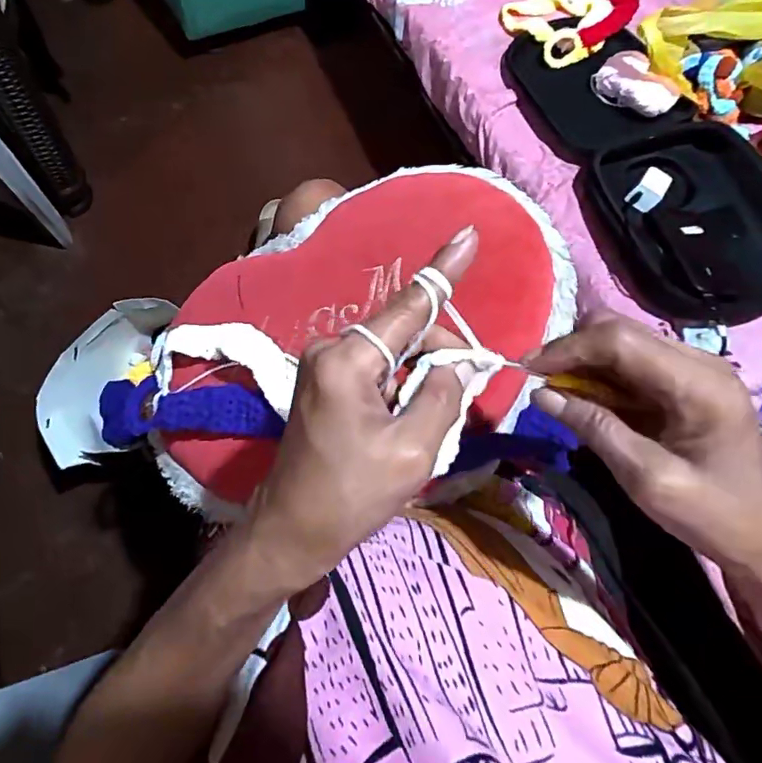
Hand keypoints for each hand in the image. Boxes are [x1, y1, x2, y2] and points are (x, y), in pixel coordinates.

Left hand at [235, 227, 479, 592]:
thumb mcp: (414, 450)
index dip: (444, 271)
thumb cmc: (351, 495)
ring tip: (433, 423)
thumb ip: (442, 395)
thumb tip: (458, 364)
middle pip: (405, 332)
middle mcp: (330, 349)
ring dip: (422, 376)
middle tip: (467, 398)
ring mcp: (322, 364)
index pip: (409, 306)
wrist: (292, 529)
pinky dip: (402, 385)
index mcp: (348, 360)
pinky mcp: (323, 381)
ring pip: (393, 352)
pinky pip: (376, 368)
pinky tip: (411, 418)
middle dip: (442, 356)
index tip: (469, 233)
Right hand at [527, 312, 761, 584]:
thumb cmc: (712, 515)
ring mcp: (696, 369)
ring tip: (555, 390)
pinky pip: (633, 360)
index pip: (620, 340)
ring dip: (584, 360)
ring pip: (623, 340)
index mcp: (698, 383)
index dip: (568, 349)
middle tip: (538, 379)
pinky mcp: (688, 380)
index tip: (528, 370)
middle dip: (572, 349)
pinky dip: (601, 373)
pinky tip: (585, 397)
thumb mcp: (647, 479)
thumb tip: (540, 394)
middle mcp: (699, 362)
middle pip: (620, 329)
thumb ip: (595, 429)